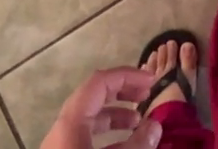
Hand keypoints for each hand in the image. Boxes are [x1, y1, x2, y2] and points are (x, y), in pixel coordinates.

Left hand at [39, 66, 161, 148]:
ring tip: (140, 119)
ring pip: (91, 117)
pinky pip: (87, 134)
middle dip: (123, 90)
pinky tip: (126, 142)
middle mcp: (64, 124)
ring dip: (116, 113)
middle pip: (95, 95)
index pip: (100, 81)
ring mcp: (62, 141)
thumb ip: (136, 143)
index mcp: (71, 118)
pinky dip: (108, 133)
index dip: (127, 75)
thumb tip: (155, 124)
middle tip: (147, 92)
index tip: (151, 79)